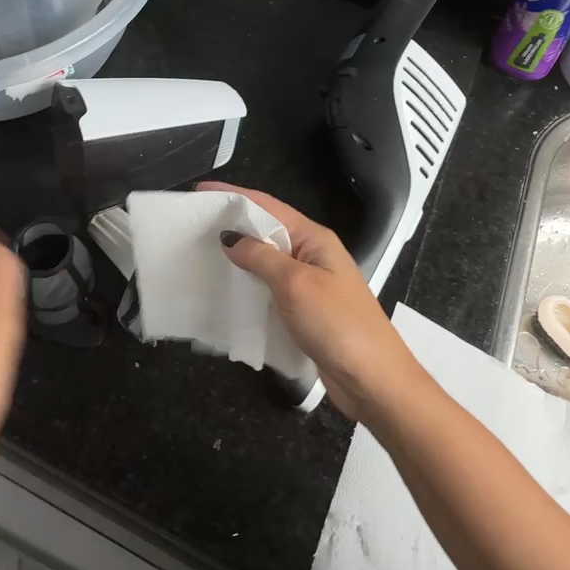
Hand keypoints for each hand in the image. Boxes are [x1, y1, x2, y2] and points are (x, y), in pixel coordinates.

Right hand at [201, 181, 422, 421]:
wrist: (372, 379)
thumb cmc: (336, 323)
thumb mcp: (295, 283)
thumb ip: (261, 256)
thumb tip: (230, 237)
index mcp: (315, 239)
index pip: (270, 206)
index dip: (236, 196)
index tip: (202, 191)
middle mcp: (313, 256)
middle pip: (269, 230)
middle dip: (235, 224)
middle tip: (196, 223)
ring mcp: (311, 284)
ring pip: (268, 261)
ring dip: (240, 256)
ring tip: (204, 254)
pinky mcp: (306, 312)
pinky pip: (271, 289)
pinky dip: (250, 285)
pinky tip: (228, 291)